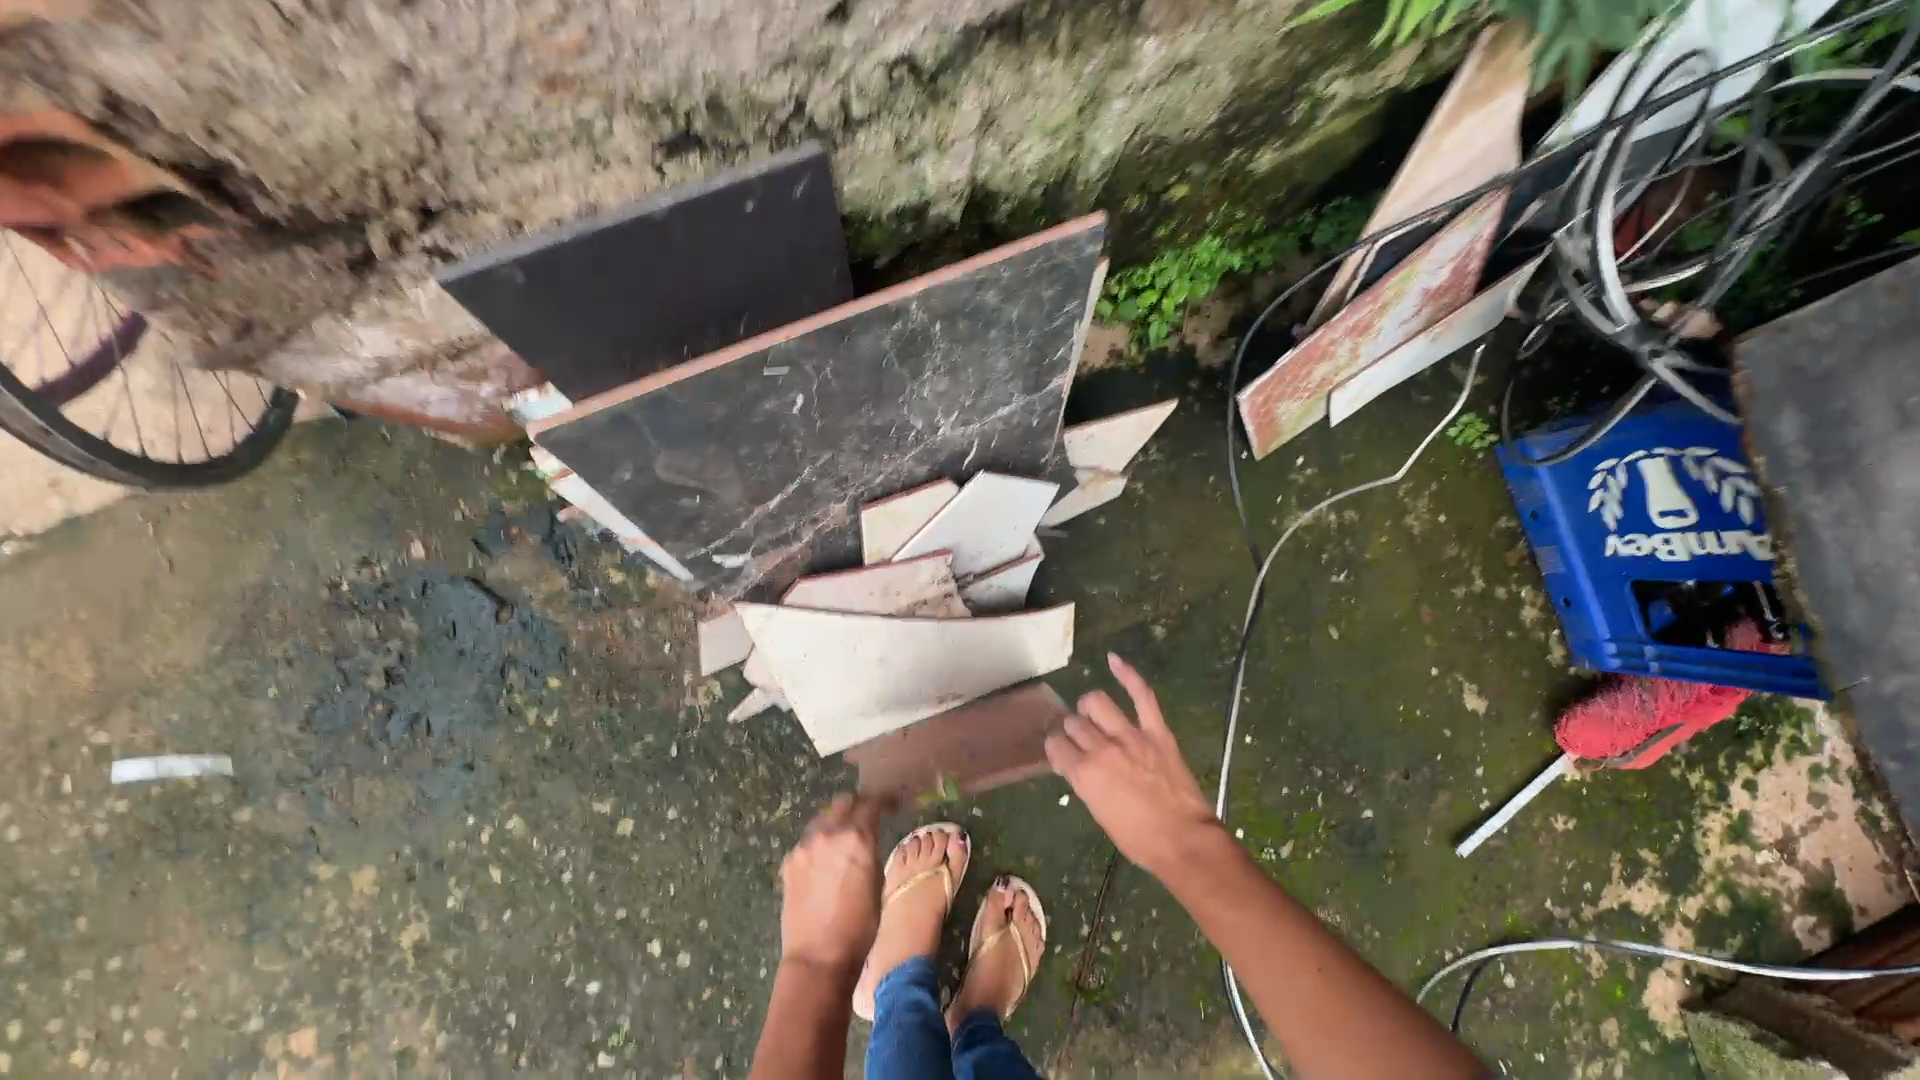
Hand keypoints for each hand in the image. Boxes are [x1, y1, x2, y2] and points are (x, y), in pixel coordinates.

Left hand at [777, 794, 883, 977]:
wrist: (819, 956)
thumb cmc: (860, 925)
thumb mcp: (878, 882)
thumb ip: (870, 850)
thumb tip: (867, 839)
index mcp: (857, 837)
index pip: (872, 803)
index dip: (885, 800)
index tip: (892, 804)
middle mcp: (828, 833)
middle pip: (844, 803)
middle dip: (858, 806)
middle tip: (868, 817)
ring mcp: (804, 846)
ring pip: (823, 820)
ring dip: (836, 823)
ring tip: (844, 839)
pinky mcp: (789, 862)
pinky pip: (808, 842)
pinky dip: (819, 844)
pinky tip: (824, 863)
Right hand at [1046, 653, 1225, 876]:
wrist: (1184, 840)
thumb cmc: (1139, 839)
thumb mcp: (1099, 814)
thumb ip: (1086, 783)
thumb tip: (1080, 765)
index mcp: (1084, 774)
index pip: (1056, 746)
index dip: (1055, 747)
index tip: (1060, 751)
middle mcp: (1101, 749)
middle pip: (1074, 723)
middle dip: (1071, 728)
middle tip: (1078, 736)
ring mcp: (1130, 736)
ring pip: (1097, 703)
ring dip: (1089, 706)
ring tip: (1091, 712)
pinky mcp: (1156, 731)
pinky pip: (1141, 695)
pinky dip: (1128, 674)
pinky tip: (1113, 660)